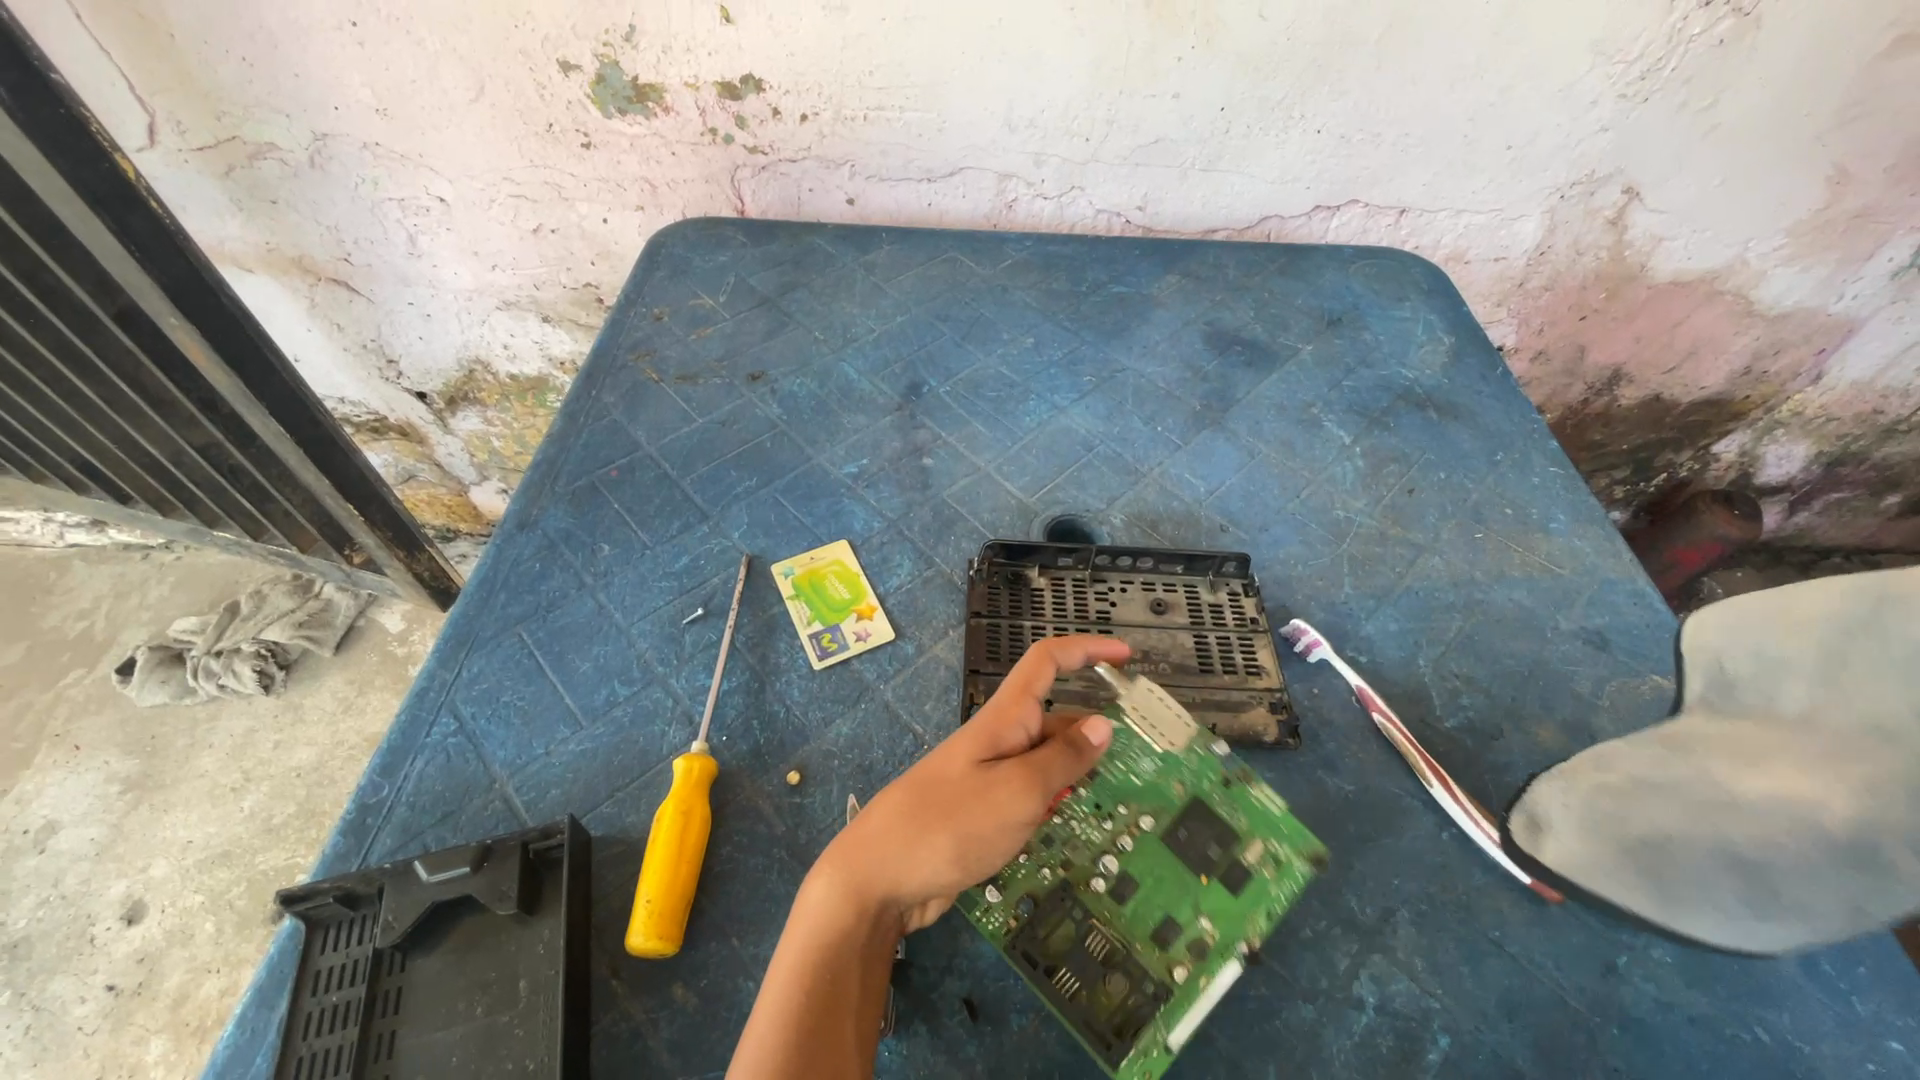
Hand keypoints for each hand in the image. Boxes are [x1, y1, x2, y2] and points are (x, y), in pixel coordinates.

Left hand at [812, 635, 1130, 932]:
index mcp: (1003, 720)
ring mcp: (986, 779)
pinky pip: (1028, 797)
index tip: (1127, 654)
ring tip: (1123, 801)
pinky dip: (1055, 805)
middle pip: (1055, 720)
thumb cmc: (947, 825)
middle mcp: (996, 742)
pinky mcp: (981, 815)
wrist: (877, 878)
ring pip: (1045, 763)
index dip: (1086, 650)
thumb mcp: (1016, 793)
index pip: (1045, 663)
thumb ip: (1062, 761)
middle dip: (1095, 732)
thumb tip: (1103, 724)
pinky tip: (1077, 829)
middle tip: (1145, 763)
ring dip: (1078, 774)